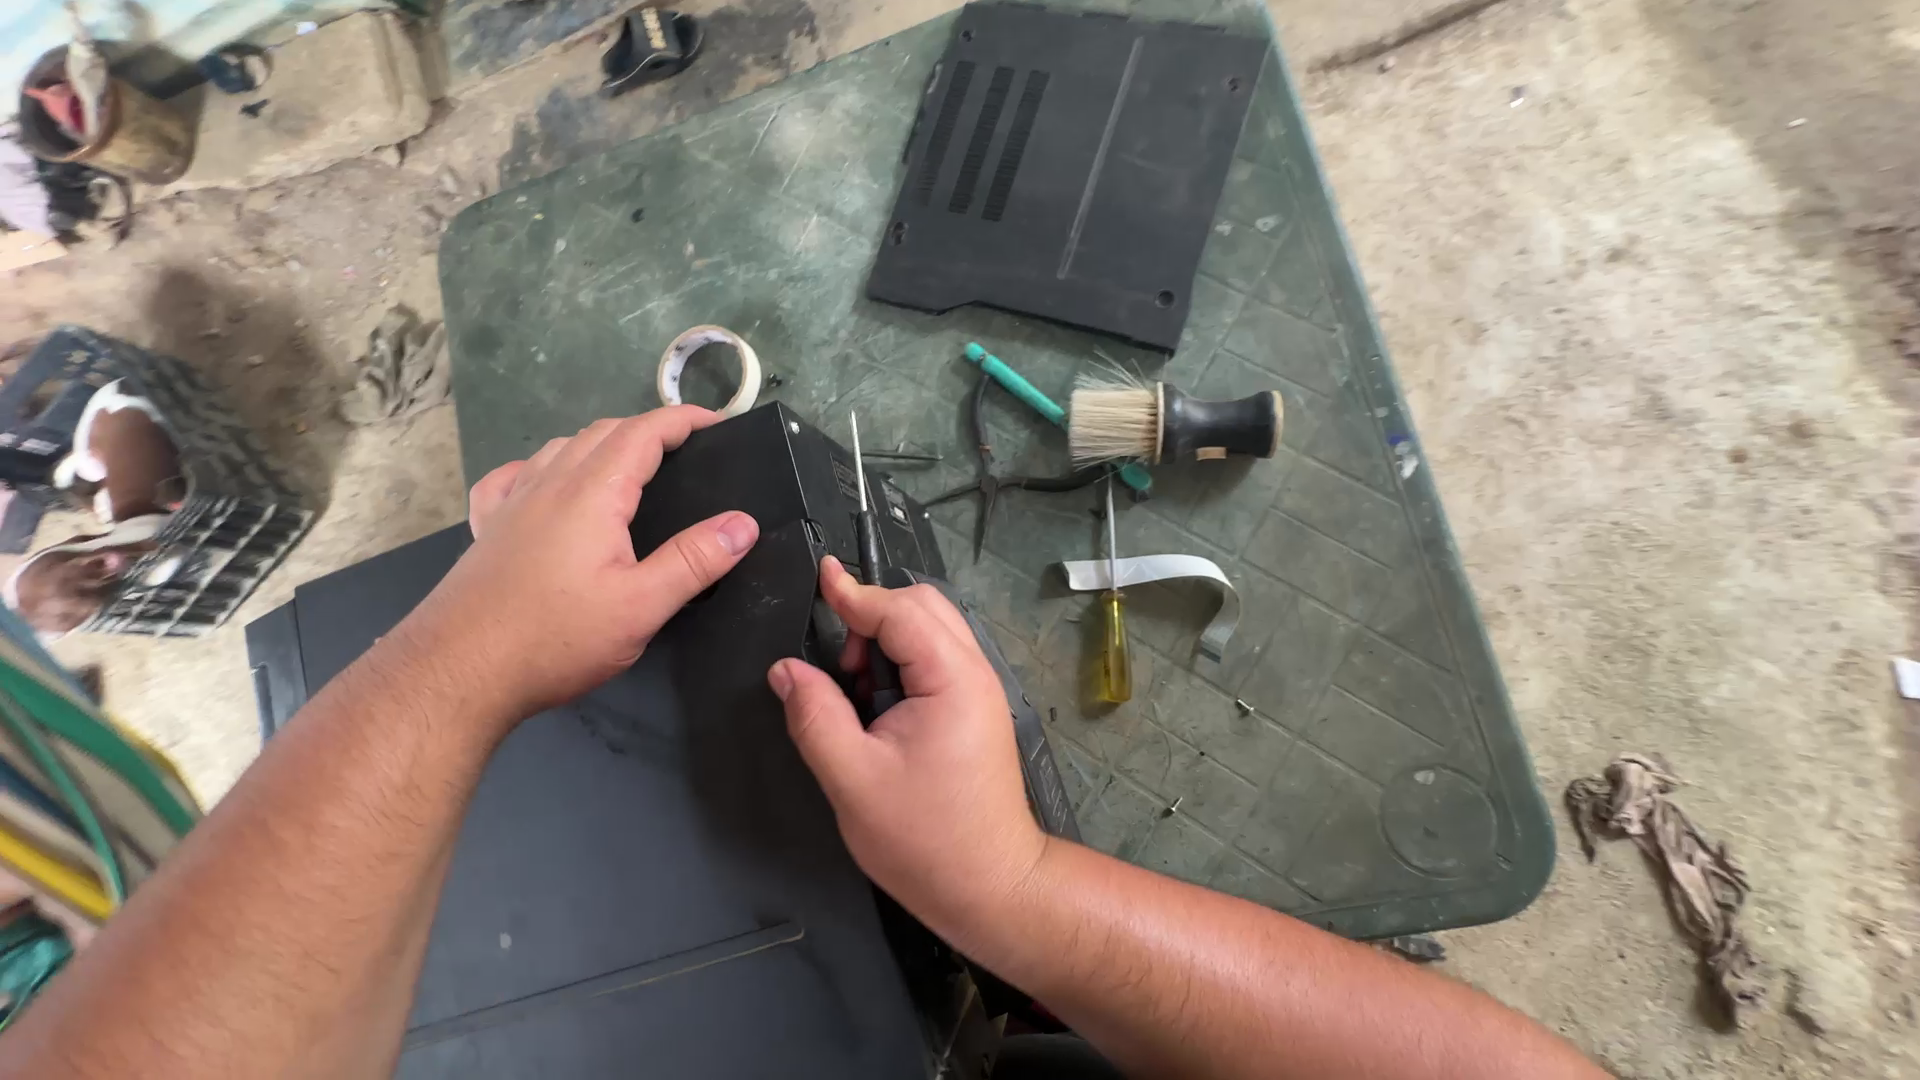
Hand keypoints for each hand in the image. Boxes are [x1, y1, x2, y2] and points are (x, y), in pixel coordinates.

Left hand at [400, 408, 758, 721]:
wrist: (455, 673)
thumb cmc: (556, 637)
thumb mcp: (643, 605)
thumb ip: (696, 560)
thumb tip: (744, 523)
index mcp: (592, 493)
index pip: (643, 433)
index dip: (683, 420)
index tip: (717, 423)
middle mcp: (549, 484)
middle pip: (603, 433)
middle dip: (649, 429)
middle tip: (688, 450)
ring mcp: (512, 504)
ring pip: (561, 449)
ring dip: (603, 443)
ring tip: (634, 465)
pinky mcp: (488, 530)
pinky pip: (516, 477)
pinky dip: (545, 466)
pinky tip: (546, 484)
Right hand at [768, 557, 1047, 932]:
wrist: (990, 885)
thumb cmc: (923, 839)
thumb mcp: (853, 779)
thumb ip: (815, 716)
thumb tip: (785, 669)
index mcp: (952, 679)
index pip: (901, 611)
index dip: (855, 592)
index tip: (820, 573)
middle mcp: (974, 672)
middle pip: (924, 606)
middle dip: (873, 615)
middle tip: (838, 663)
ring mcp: (980, 689)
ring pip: (932, 628)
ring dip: (887, 638)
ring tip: (855, 688)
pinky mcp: (975, 707)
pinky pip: (936, 657)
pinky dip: (902, 660)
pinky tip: (878, 702)